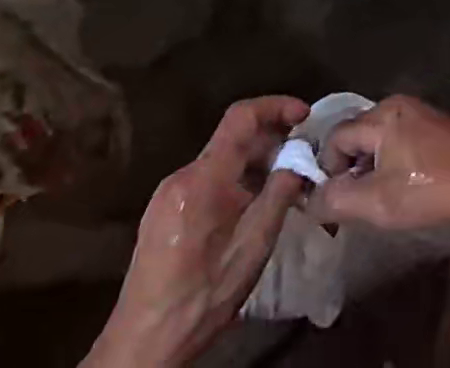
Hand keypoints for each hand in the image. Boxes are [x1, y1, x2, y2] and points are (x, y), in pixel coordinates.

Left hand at [84, 95, 309, 367]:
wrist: (144, 344)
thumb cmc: (204, 294)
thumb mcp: (255, 243)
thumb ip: (280, 192)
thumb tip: (301, 159)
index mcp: (202, 178)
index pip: (241, 117)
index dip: (276, 106)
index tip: (305, 116)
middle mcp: (181, 176)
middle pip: (233, 138)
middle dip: (273, 140)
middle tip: (304, 158)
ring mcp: (169, 194)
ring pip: (223, 159)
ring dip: (258, 163)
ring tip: (286, 183)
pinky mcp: (165, 212)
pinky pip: (210, 179)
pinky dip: (239, 180)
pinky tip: (257, 203)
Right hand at [304, 95, 449, 232]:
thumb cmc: (431, 191)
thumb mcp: (375, 203)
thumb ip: (333, 199)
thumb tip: (309, 198)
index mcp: (382, 114)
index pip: (334, 138)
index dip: (326, 171)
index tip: (335, 201)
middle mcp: (400, 104)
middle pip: (356, 135)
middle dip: (349, 168)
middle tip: (357, 202)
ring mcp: (422, 112)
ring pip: (378, 139)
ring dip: (372, 168)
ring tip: (382, 198)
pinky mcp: (437, 126)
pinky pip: (400, 140)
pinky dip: (393, 162)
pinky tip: (406, 187)